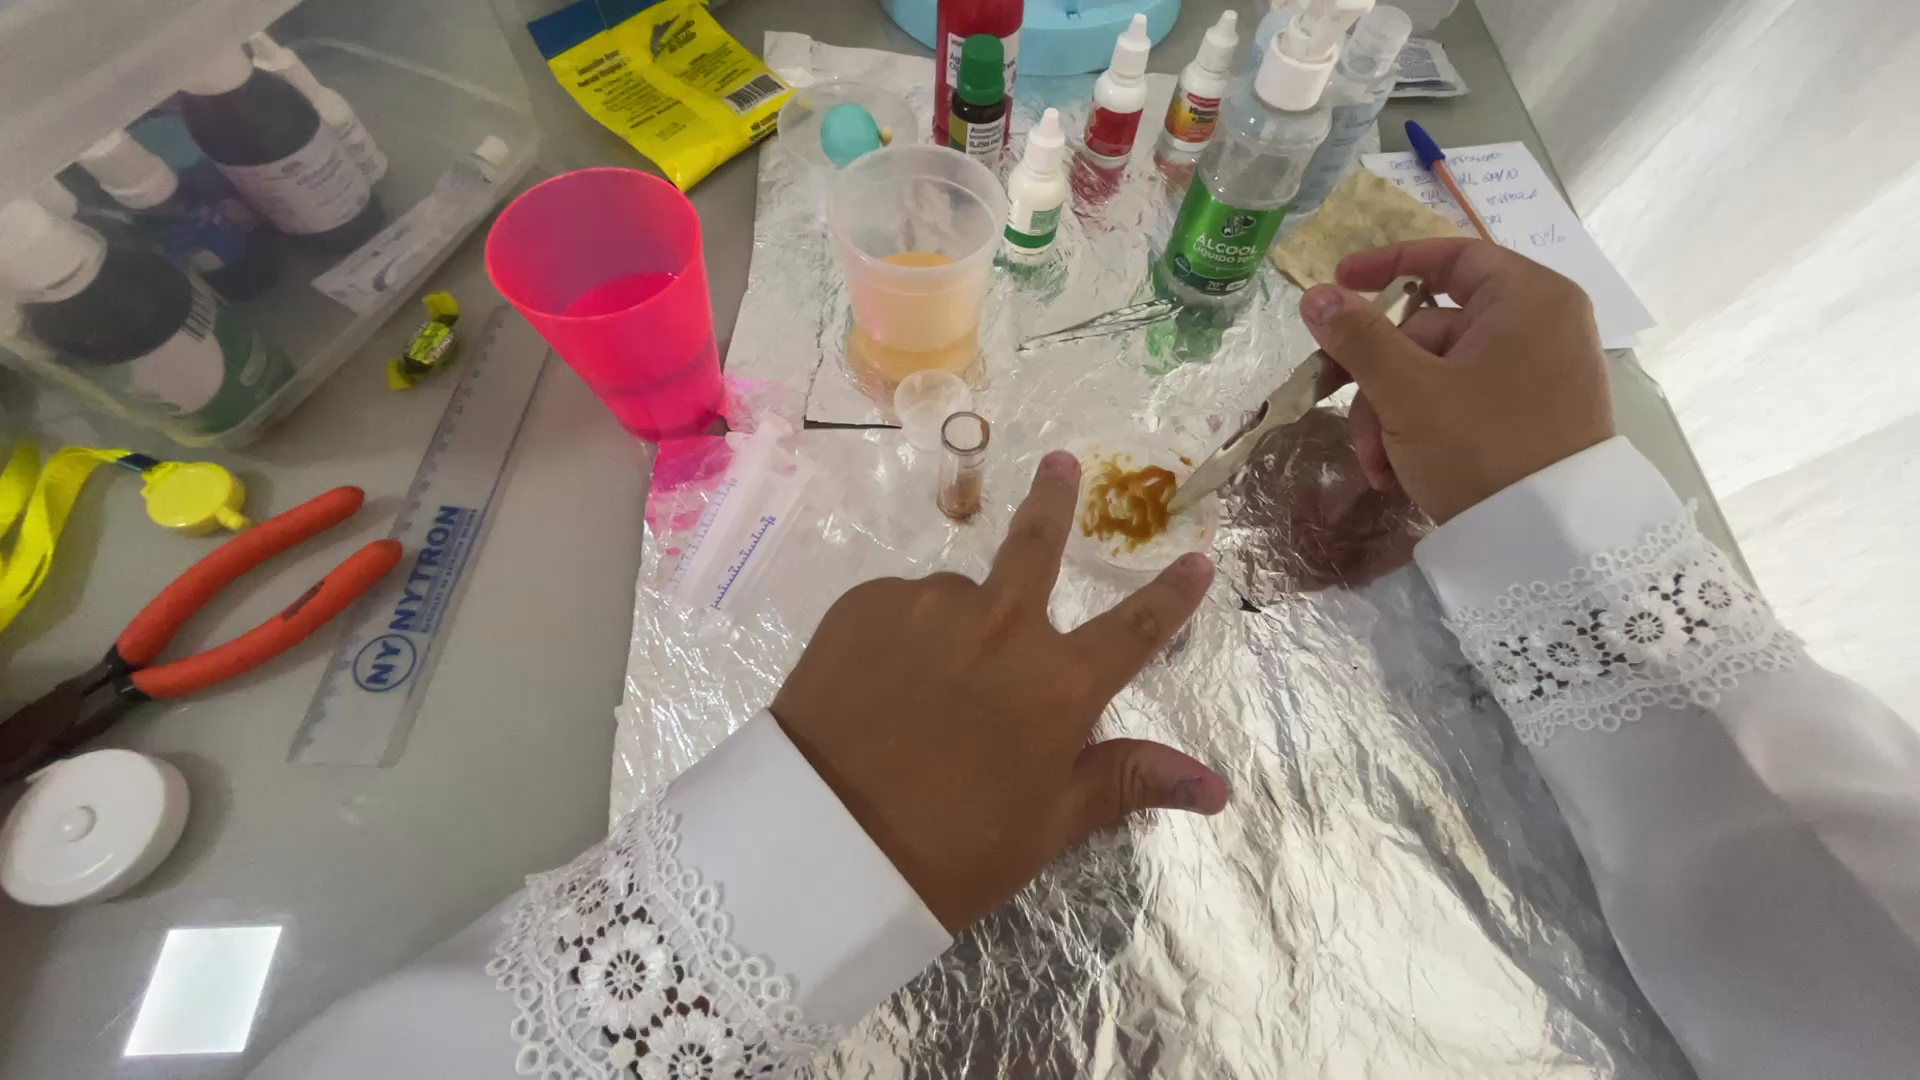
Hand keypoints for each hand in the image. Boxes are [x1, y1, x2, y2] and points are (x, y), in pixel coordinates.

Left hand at [771, 452, 1229, 931]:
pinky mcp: (867, 601)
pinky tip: (881, 677)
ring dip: (959, 622)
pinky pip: (902, 605)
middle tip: (1060, 462)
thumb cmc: (948, 848)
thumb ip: (1127, 781)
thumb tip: (1218, 787)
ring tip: (924, 684)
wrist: (821, 840)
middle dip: (1056, 499)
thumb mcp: (1047, 823)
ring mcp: (929, 603)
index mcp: (1056, 683)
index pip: (1133, 630)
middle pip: (1037, 544)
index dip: (1171, 596)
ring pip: (960, 596)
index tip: (1198, 559)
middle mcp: (1000, 624)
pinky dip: (905, 633)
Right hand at [1297, 238, 1615, 523]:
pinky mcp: (1519, 418)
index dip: (1387, 265)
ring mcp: (1529, 376)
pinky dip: (1414, 433)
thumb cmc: (1481, 445)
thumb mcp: (1407, 390)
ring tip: (1376, 464)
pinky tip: (1396, 472)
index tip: (1335, 284)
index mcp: (1527, 301)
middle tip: (1346, 415)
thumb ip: (1358, 338)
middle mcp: (1535, 328)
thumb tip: (1315, 296)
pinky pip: (1450, 406)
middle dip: (1376, 382)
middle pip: (1425, 333)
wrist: (1543, 537)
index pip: (1451, 258)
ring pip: (1428, 377)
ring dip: (1386, 418)